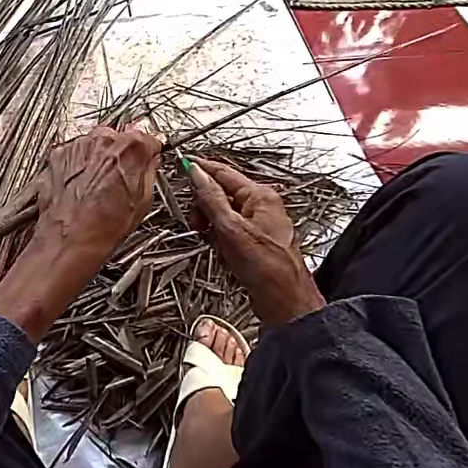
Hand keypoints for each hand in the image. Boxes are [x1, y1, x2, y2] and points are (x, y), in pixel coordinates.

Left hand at [0, 125, 162, 338]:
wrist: (71, 239)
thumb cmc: (103, 226)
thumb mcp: (143, 200)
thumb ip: (149, 171)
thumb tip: (149, 161)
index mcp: (130, 148)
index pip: (147, 138)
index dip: (148, 151)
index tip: (148, 158)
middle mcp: (103, 141)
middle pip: (118, 137)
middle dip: (121, 154)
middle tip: (121, 177)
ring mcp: (78, 146)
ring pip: (95, 143)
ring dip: (98, 158)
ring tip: (99, 185)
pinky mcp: (58, 155)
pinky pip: (74, 153)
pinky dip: (78, 165)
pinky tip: (83, 186)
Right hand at [184, 156, 325, 327]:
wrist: (284, 303)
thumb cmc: (268, 269)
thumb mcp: (230, 229)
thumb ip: (211, 198)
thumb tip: (196, 173)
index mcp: (260, 196)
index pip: (223, 173)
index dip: (201, 169)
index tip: (183, 164)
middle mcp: (262, 207)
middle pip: (221, 194)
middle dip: (204, 207)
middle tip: (197, 223)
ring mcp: (259, 225)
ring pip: (223, 215)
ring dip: (211, 227)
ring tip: (212, 242)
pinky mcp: (255, 243)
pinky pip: (229, 232)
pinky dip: (220, 239)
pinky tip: (221, 253)